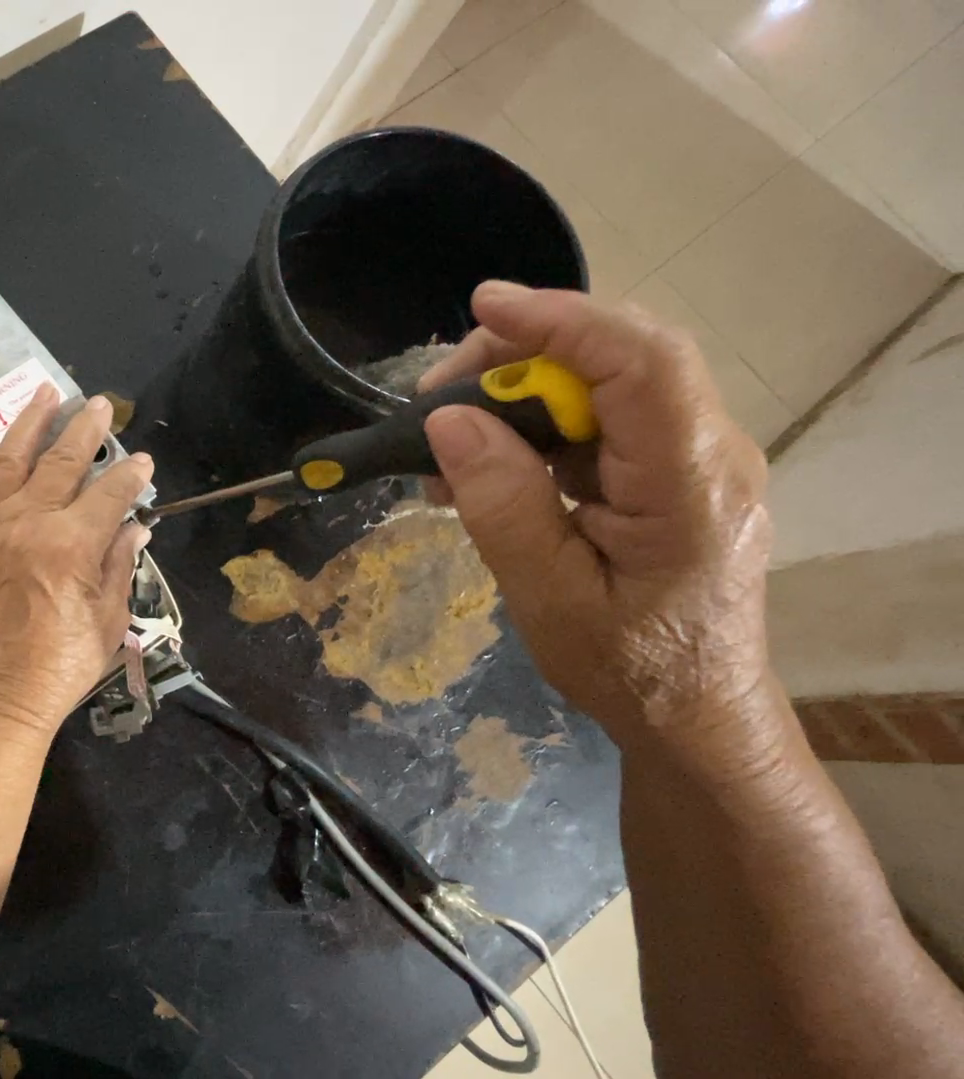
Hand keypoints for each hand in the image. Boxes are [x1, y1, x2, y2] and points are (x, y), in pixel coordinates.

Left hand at [0, 385, 154, 739]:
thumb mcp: (109, 619)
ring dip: (30, 422)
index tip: (142, 462)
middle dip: (86, 429)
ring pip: (10, 459)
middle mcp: (28, 523)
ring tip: (46, 391)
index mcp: (72, 545)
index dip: (130, 475)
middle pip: (62, 462)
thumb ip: (121, 563)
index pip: (109, 493)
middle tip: (100, 405)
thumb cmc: (61, 664)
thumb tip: (136, 524)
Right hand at [419, 282, 780, 776]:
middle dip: (518, 356)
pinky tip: (480, 464)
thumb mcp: (545, 594)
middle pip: (618, 358)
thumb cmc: (623, 665)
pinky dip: (528, 427)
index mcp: (691, 486)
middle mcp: (707, 452)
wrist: (691, 713)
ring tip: (442, 443)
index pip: (642, 364)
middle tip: (431, 399)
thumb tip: (450, 421)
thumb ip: (502, 504)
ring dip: (513, 395)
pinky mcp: (665, 470)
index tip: (482, 306)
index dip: (562, 321)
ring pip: (601, 382)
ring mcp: (690, 458)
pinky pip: (594, 420)